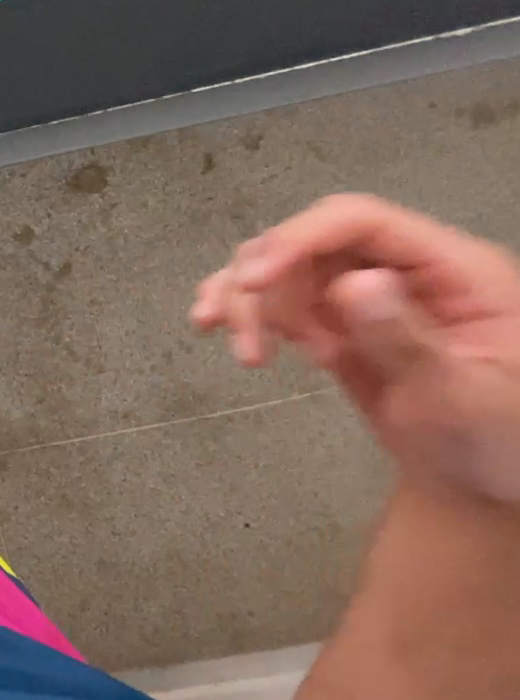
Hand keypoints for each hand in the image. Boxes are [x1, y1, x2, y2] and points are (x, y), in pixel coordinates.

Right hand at [192, 194, 519, 502]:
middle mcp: (403, 266)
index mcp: (455, 270)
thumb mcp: (456, 396)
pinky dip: (235, 307)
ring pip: (273, 266)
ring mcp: (360, 288)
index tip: (249, 283)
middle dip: (262, 287)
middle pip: (304, 242)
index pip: (359, 221)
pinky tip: (215, 329)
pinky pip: (266, 291)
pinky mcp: (327, 312)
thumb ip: (404, 337)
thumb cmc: (485, 442)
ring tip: (251, 356)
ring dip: (244, 305)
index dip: (296, 240)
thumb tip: (354, 280)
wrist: (474, 478)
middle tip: (251, 342)